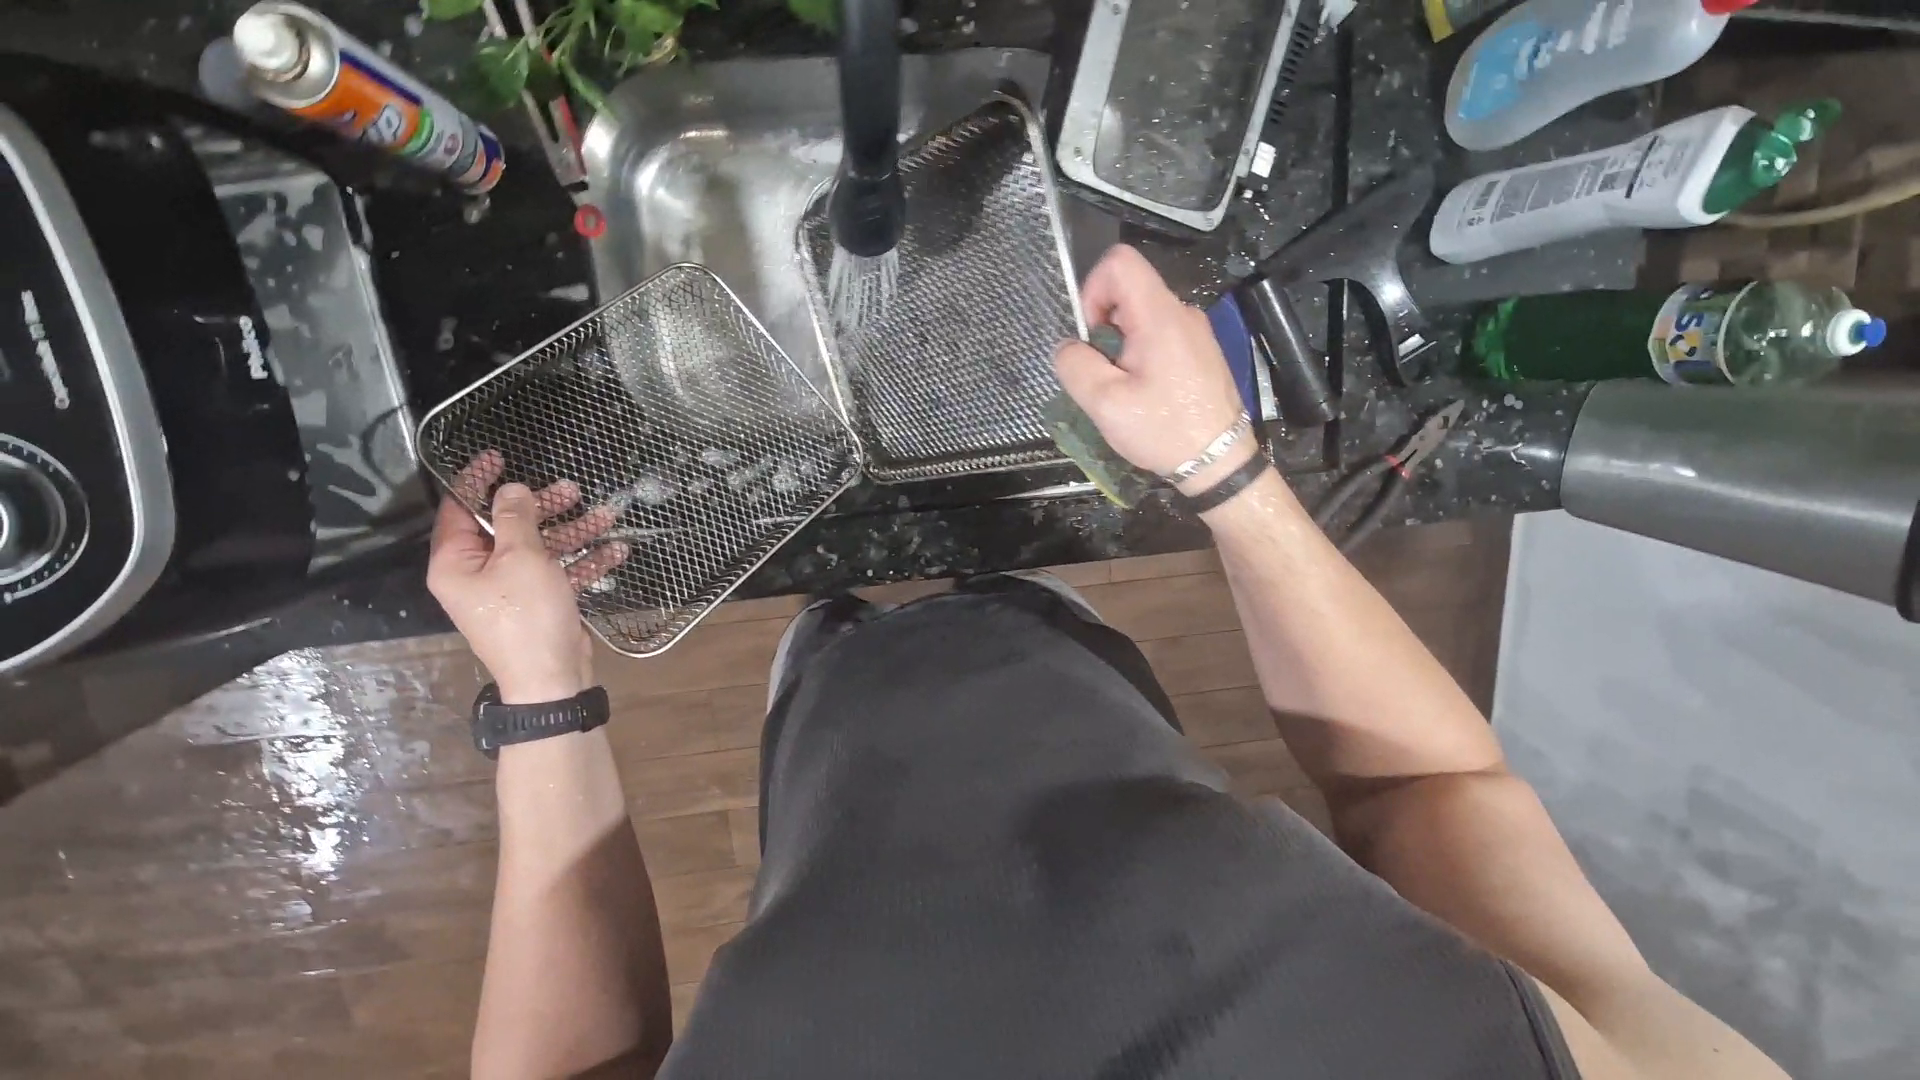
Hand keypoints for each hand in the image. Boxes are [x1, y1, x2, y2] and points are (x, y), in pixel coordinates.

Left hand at [427, 450, 628, 704]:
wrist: (550, 677)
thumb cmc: (527, 614)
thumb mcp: (521, 558)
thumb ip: (515, 518)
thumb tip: (511, 490)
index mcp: (456, 563)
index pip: (459, 510)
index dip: (478, 481)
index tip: (498, 457)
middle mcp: (478, 573)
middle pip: (508, 527)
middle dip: (543, 508)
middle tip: (572, 489)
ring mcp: (511, 590)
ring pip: (541, 548)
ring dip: (574, 531)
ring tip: (607, 514)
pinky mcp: (540, 602)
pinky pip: (559, 572)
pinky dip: (584, 561)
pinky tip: (615, 551)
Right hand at [1053, 245, 1254, 492]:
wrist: (1219, 461)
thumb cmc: (1163, 431)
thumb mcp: (1105, 404)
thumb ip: (1075, 366)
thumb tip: (1067, 346)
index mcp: (1159, 316)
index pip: (1119, 262)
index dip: (1092, 289)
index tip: (1089, 334)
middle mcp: (1181, 313)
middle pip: (1129, 289)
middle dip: (1103, 324)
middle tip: (1103, 371)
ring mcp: (1195, 331)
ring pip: (1142, 315)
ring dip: (1121, 344)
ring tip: (1124, 386)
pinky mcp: (1200, 350)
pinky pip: (1160, 335)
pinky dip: (1141, 354)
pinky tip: (1144, 392)